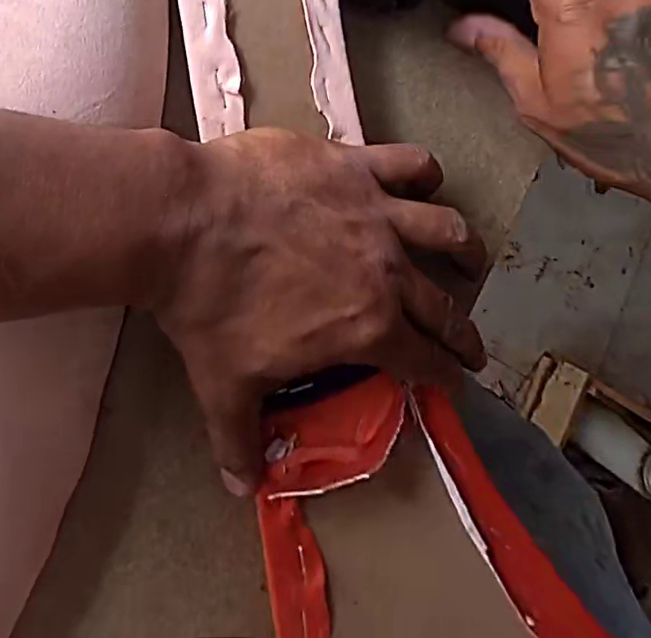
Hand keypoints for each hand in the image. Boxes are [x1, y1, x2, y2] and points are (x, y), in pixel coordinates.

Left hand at [154, 128, 487, 493]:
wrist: (182, 219)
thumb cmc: (205, 302)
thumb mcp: (221, 381)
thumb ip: (237, 439)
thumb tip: (239, 487)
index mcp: (365, 326)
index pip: (424, 362)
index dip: (444, 378)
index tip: (454, 381)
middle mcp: (385, 269)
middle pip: (443, 305)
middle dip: (462, 331)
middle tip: (467, 342)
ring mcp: (372, 210)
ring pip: (443, 229)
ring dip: (463, 247)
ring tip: (467, 254)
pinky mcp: (349, 165)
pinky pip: (407, 164)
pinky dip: (423, 173)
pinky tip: (421, 179)